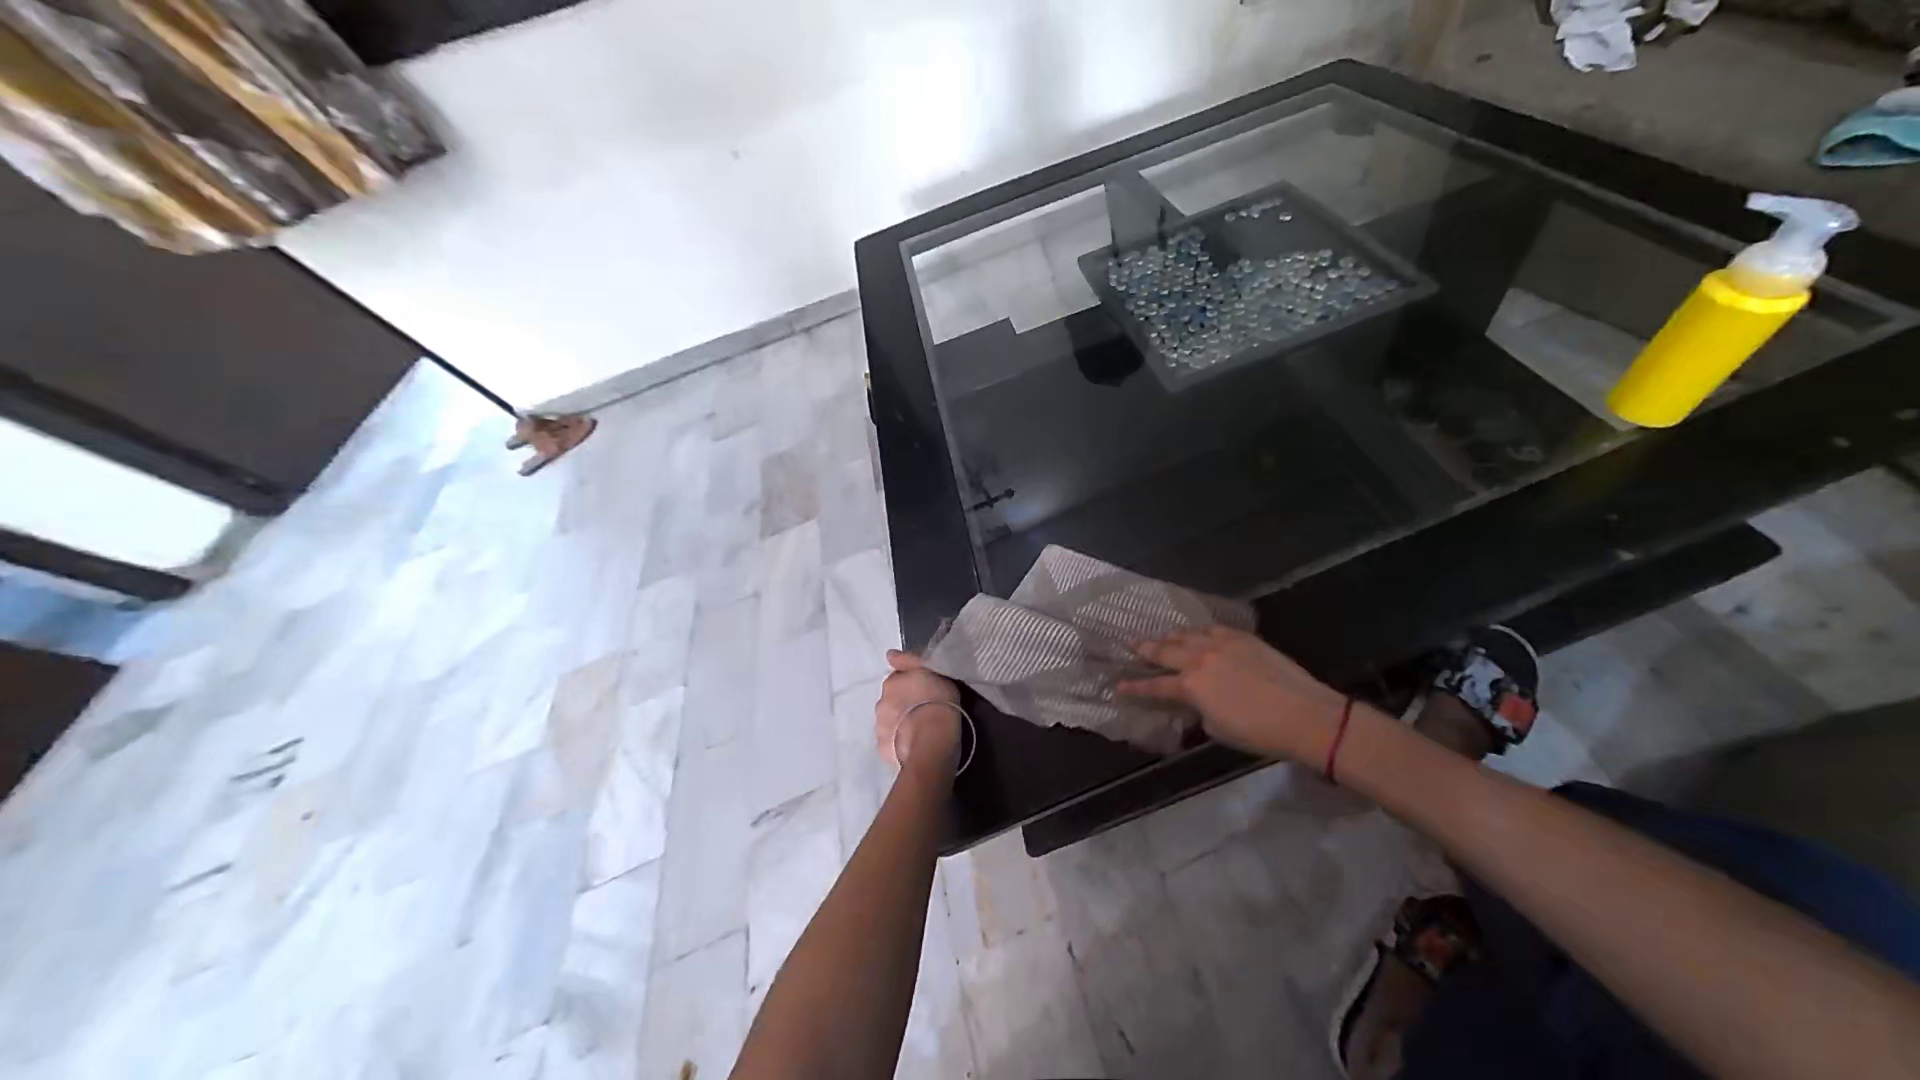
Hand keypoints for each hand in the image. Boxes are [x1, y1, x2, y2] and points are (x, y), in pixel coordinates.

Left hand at [874, 650, 961, 774]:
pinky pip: (891, 742)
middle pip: (891, 700)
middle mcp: (880, 704)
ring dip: (899, 722)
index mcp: (891, 683)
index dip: (910, 683)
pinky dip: (898, 741)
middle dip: (902, 703)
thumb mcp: (933, 672)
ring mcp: (880, 728)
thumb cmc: (937, 702)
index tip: (922, 689)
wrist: (931, 741)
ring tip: (918, 729)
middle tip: (921, 709)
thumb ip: (911, 661)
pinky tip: (912, 744)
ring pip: (889, 721)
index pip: (897, 678)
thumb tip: (891, 654)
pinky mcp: (883, 749)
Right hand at [1118, 625, 1347, 762]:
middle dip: (1145, 649)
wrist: (1305, 715)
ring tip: (1163, 638)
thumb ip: (1197, 710)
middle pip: (1164, 650)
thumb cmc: (1258, 732)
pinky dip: (1200, 632)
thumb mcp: (1216, 728)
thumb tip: (1193, 702)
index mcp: (1190, 685)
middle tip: (1132, 646)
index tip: (1118, 685)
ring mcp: (1221, 643)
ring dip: (1171, 637)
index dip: (1135, 687)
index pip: (1154, 685)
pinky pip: (1213, 629)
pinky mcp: (1243, 637)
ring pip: (1187, 634)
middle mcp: (1199, 658)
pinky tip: (1199, 634)